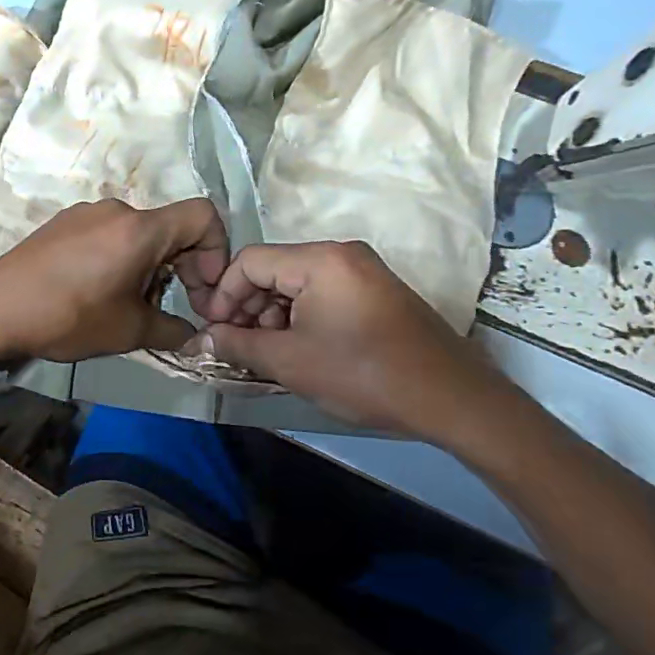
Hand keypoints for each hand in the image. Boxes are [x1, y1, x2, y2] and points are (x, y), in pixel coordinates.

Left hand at [0, 198, 228, 362]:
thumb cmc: (67, 317)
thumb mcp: (129, 332)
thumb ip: (173, 330)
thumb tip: (193, 334)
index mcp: (140, 228)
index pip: (204, 215)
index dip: (217, 251)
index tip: (201, 289)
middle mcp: (116, 209)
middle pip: (170, 226)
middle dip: (184, 265)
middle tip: (173, 304)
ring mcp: (85, 213)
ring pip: (138, 233)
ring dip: (150, 265)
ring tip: (129, 304)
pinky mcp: (61, 224)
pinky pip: (108, 234)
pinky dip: (121, 258)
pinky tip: (98, 291)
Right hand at [200, 241, 520, 443]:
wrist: (452, 399)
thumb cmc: (363, 374)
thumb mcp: (290, 362)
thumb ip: (238, 345)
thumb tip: (202, 340)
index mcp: (320, 259)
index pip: (250, 261)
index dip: (223, 296)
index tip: (214, 332)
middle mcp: (342, 254)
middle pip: (274, 270)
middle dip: (248, 308)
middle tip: (239, 347)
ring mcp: (363, 272)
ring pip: (297, 284)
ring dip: (273, 317)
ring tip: (268, 355)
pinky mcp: (376, 293)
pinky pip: (323, 295)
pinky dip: (301, 319)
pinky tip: (299, 351)